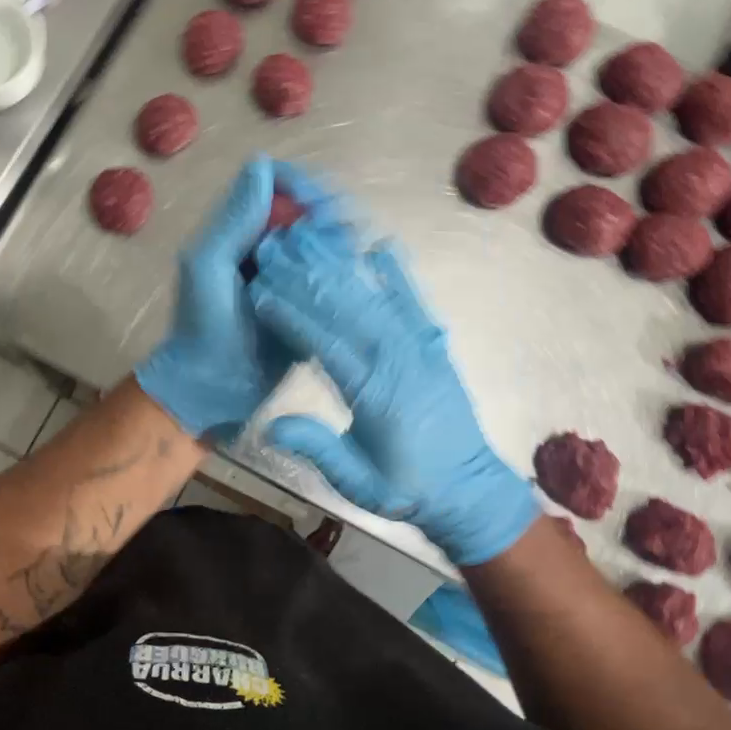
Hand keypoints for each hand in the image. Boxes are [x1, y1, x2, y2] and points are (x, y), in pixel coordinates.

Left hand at [135, 157, 349, 441]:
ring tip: (349, 257)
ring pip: (324, 236)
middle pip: (306, 206)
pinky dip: (345, 268)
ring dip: (340, 239)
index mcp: (238, 230)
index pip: (275, 184)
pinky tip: (354, 276)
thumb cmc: (204, 326)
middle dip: (327, 212)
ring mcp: (287, 271)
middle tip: (343, 234)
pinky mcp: (306, 299)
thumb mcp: (210, 266)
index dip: (300, 186)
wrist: (215, 389)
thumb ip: (234, 218)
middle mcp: (265, 243)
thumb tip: (262, 163)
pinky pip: (332, 271)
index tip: (319, 206)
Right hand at [249, 231, 537, 565]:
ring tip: (308, 240)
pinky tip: (377, 247)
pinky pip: (414, 302)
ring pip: (374, 297)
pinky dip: (397, 274)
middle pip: (347, 307)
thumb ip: (319, 450)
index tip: (260, 290)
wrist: (470, 489)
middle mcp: (397, 360)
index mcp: (375, 393)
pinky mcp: (434, 345)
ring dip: (339, 266)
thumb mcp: (359, 483)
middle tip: (274, 249)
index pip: (325, 342)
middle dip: (307, 276)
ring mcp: (420, 348)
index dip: (291, 314)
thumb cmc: (408, 488)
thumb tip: (271, 423)